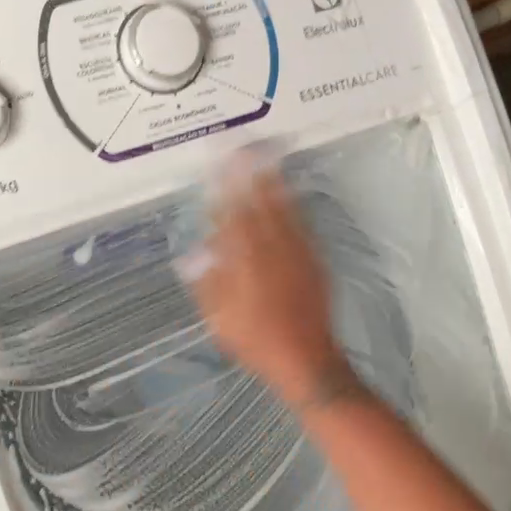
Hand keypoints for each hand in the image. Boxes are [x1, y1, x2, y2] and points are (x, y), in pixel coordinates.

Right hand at [184, 157, 350, 404]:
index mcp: (247, 262)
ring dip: (273, 183)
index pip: (233, 215)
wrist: (307, 360)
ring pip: (285, 210)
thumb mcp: (220, 318)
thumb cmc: (257, 342)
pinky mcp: (315, 262)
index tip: (218, 165)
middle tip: (243, 149)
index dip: (225, 187)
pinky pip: (301, 224)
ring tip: (266, 160)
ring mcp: (299, 254)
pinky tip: (287, 197)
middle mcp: (275, 250)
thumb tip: (195, 254)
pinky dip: (291, 206)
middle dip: (251, 175)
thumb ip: (208, 282)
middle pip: (261, 203)